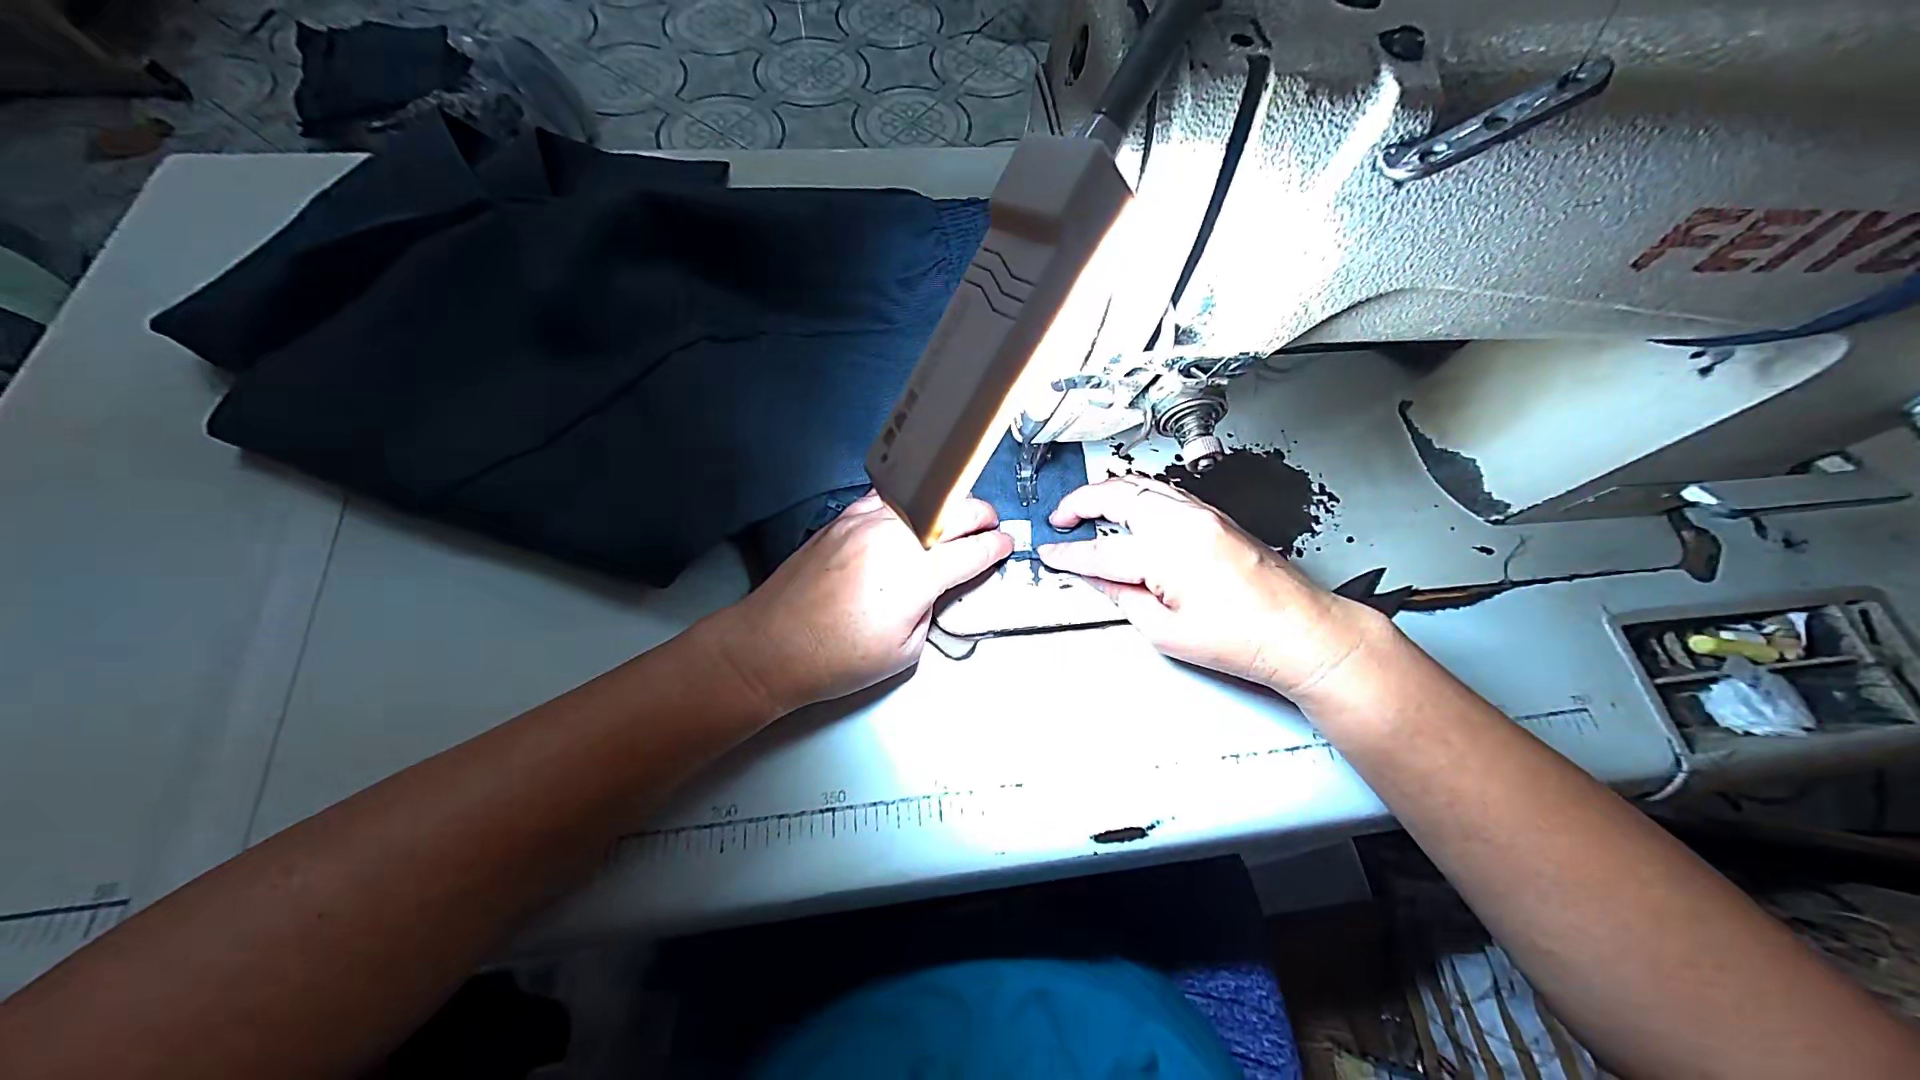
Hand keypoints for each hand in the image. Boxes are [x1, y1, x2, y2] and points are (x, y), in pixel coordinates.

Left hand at [709, 492, 1012, 713]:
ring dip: (948, 507)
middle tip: (989, 528)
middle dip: (982, 518)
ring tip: (956, 519)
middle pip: (955, 513)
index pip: (972, 551)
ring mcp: (865, 522)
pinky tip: (912, 515)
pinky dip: (910, 504)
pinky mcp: (842, 520)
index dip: (996, 548)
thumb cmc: (833, 656)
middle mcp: (894, 538)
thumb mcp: (904, 650)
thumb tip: (934, 589)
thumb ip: (930, 609)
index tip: (1005, 545)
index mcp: (916, 574)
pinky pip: (887, 499)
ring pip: (923, 499)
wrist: (772, 645)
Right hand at [1036, 476, 1392, 704]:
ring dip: (1108, 492)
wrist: (1301, 632)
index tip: (1051, 553)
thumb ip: (1124, 598)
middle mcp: (1184, 522)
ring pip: (1141, 484)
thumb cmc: (1247, 638)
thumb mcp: (1166, 632)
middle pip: (1117, 495)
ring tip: (1087, 508)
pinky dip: (1137, 495)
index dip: (1068, 553)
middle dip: (1080, 502)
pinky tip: (1128, 510)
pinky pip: (1164, 491)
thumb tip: (1099, 579)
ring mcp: (1202, 513)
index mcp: (1166, 553)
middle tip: (1061, 517)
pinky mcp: (1215, 515)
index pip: (1100, 549)